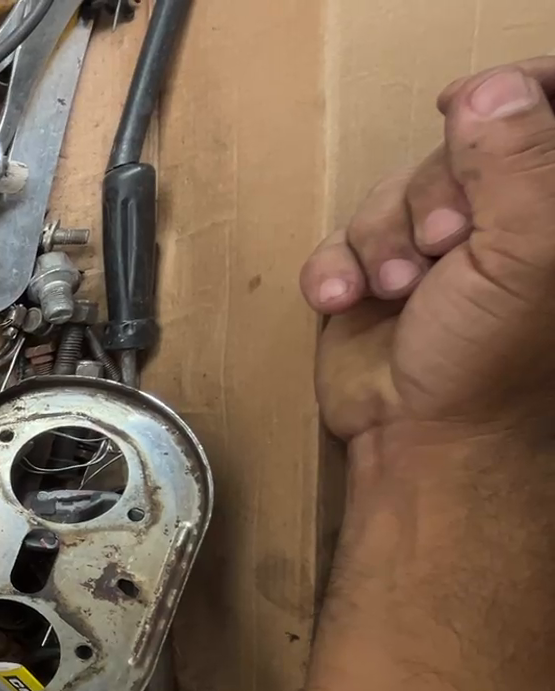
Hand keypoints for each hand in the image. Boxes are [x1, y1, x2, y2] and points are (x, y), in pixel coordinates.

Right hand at [299, 60, 554, 443]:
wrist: (418, 426)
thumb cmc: (495, 349)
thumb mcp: (526, 248)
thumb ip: (517, 164)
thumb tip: (486, 90)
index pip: (543, 104)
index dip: (510, 96)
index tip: (468, 111)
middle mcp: (502, 211)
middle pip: (452, 151)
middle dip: (426, 199)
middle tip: (441, 249)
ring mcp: (431, 244)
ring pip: (387, 196)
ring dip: (375, 244)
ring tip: (390, 290)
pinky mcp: (370, 274)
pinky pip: (334, 243)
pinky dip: (330, 272)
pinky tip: (343, 300)